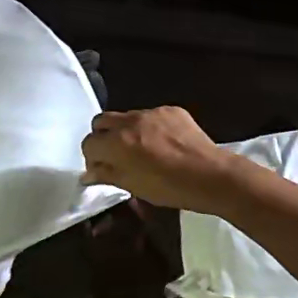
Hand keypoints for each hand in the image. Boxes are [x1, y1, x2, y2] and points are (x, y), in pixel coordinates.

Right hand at [82, 107, 237, 209]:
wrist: (209, 174)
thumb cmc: (168, 187)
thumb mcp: (133, 186)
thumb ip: (107, 174)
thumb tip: (88, 173)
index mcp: (117, 142)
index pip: (89, 143)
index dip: (92, 158)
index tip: (101, 169)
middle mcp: (131, 121)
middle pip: (102, 121)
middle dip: (103, 137)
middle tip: (114, 155)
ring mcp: (153, 112)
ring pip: (127, 117)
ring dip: (126, 131)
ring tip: (142, 150)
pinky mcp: (171, 110)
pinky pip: (151, 115)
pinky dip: (149, 127)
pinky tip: (163, 143)